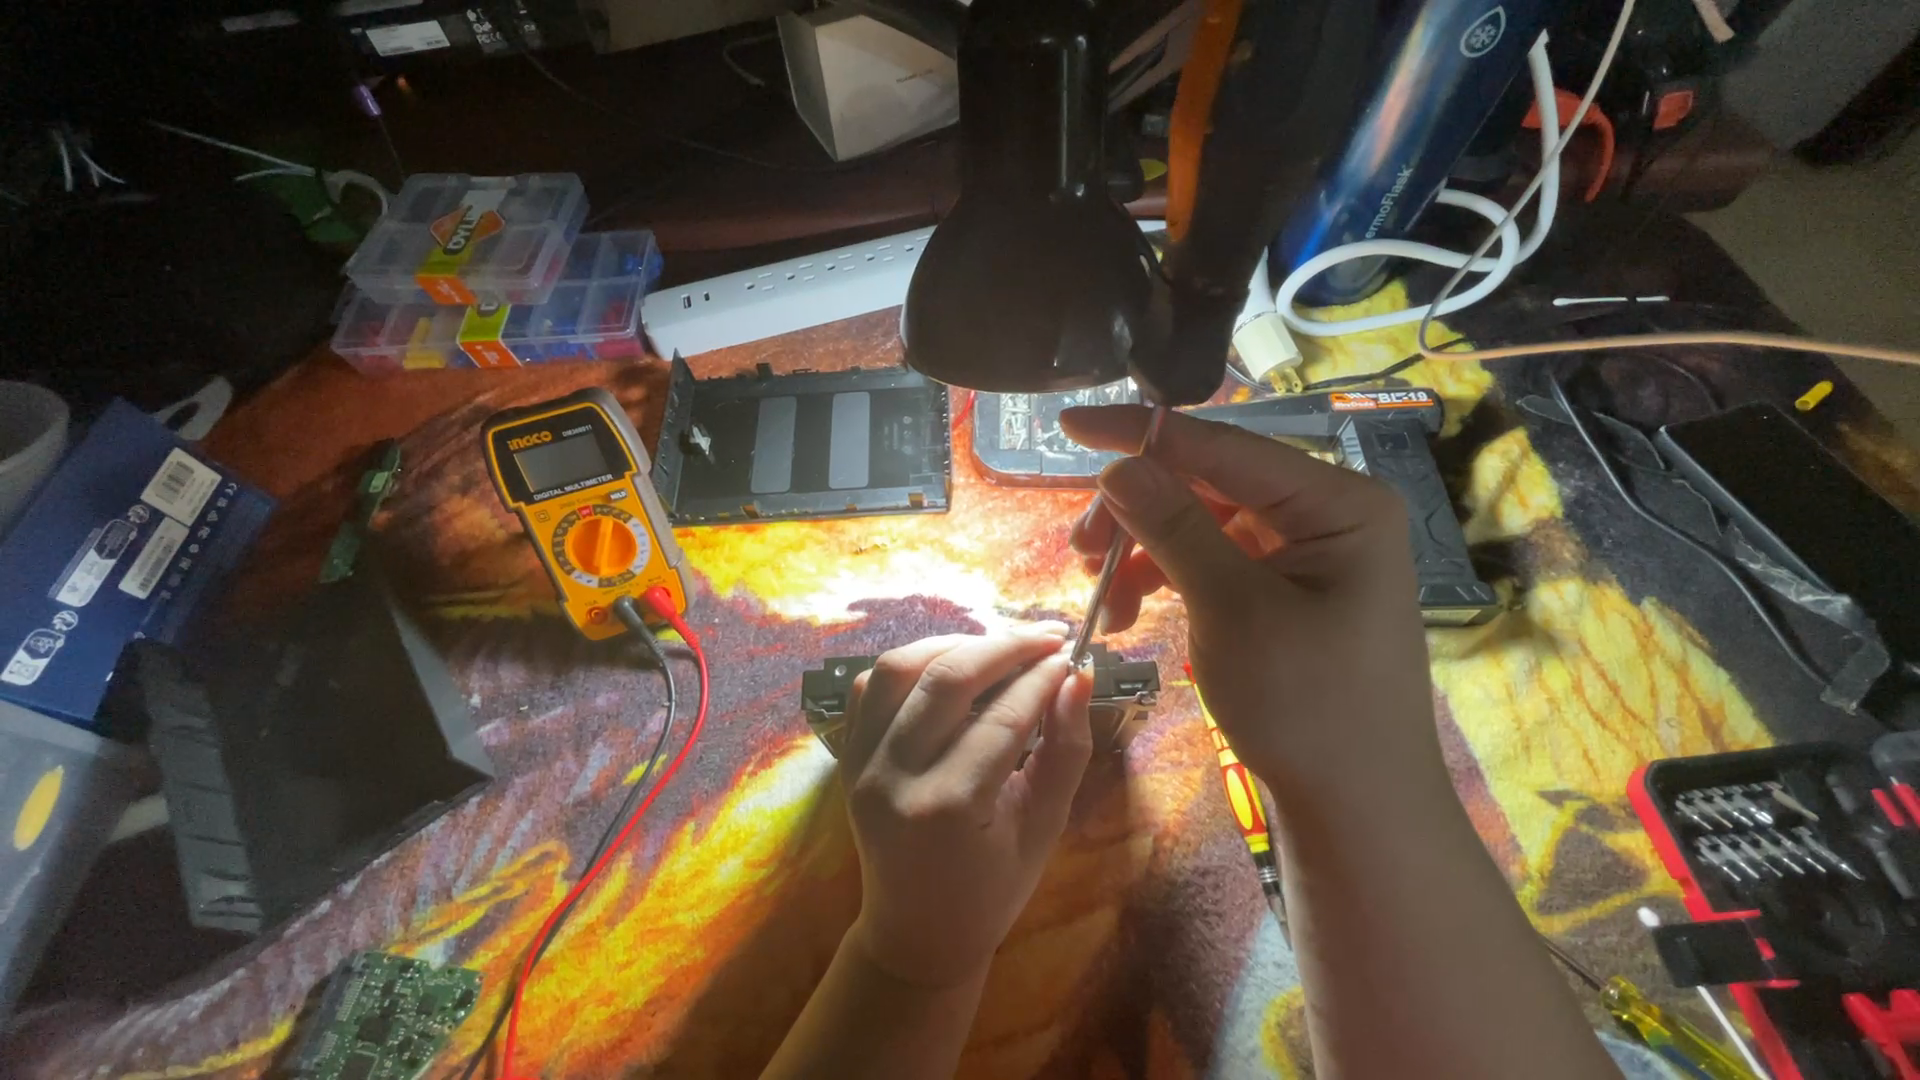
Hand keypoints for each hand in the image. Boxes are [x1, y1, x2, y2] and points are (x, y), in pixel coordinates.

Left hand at [839, 628, 1093, 988]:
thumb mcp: (1045, 824)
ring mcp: (861, 763)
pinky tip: (949, 666)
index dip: (1043, 676)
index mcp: (950, 807)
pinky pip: (869, 685)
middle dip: (1004, 646)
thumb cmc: (993, 888)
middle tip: (1046, 637)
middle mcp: (895, 777)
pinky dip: (911, 663)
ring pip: (898, 667)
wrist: (918, 930)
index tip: (1072, 654)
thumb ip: (1067, 748)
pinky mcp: (846, 754)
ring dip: (953, 644)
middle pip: (947, 678)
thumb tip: (1079, 676)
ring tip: (998, 647)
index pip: (1004, 715)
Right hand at [1062, 405, 1442, 809]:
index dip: (1142, 434)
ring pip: (1198, 521)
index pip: (1223, 447)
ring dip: (1142, 548)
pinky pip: (1207, 559)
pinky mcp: (1276, 587)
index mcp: (1337, 502)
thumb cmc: (1308, 708)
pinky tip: (1130, 610)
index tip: (1069, 422)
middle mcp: (1321, 513)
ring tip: (1103, 592)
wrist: (1355, 807)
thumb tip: (1116, 465)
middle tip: (1082, 550)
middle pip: (1206, 482)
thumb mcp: (1233, 610)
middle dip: (1137, 510)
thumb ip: (1175, 528)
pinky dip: (1163, 577)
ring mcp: (1299, 552)